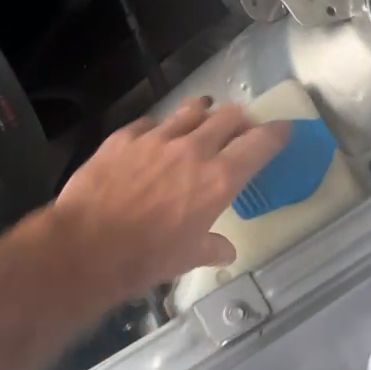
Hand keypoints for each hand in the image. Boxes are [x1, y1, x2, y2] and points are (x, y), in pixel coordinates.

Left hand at [54, 97, 289, 293]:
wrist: (87, 246)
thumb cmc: (146, 258)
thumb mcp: (187, 258)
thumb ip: (211, 247)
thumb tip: (225, 251)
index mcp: (218, 180)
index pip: (258, 145)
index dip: (275, 134)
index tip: (283, 130)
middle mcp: (192, 150)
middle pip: (227, 118)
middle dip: (239, 120)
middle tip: (240, 128)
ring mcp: (155, 139)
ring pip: (189, 111)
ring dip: (202, 113)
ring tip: (203, 115)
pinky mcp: (123, 138)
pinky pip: (149, 123)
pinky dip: (160, 127)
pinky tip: (155, 135)